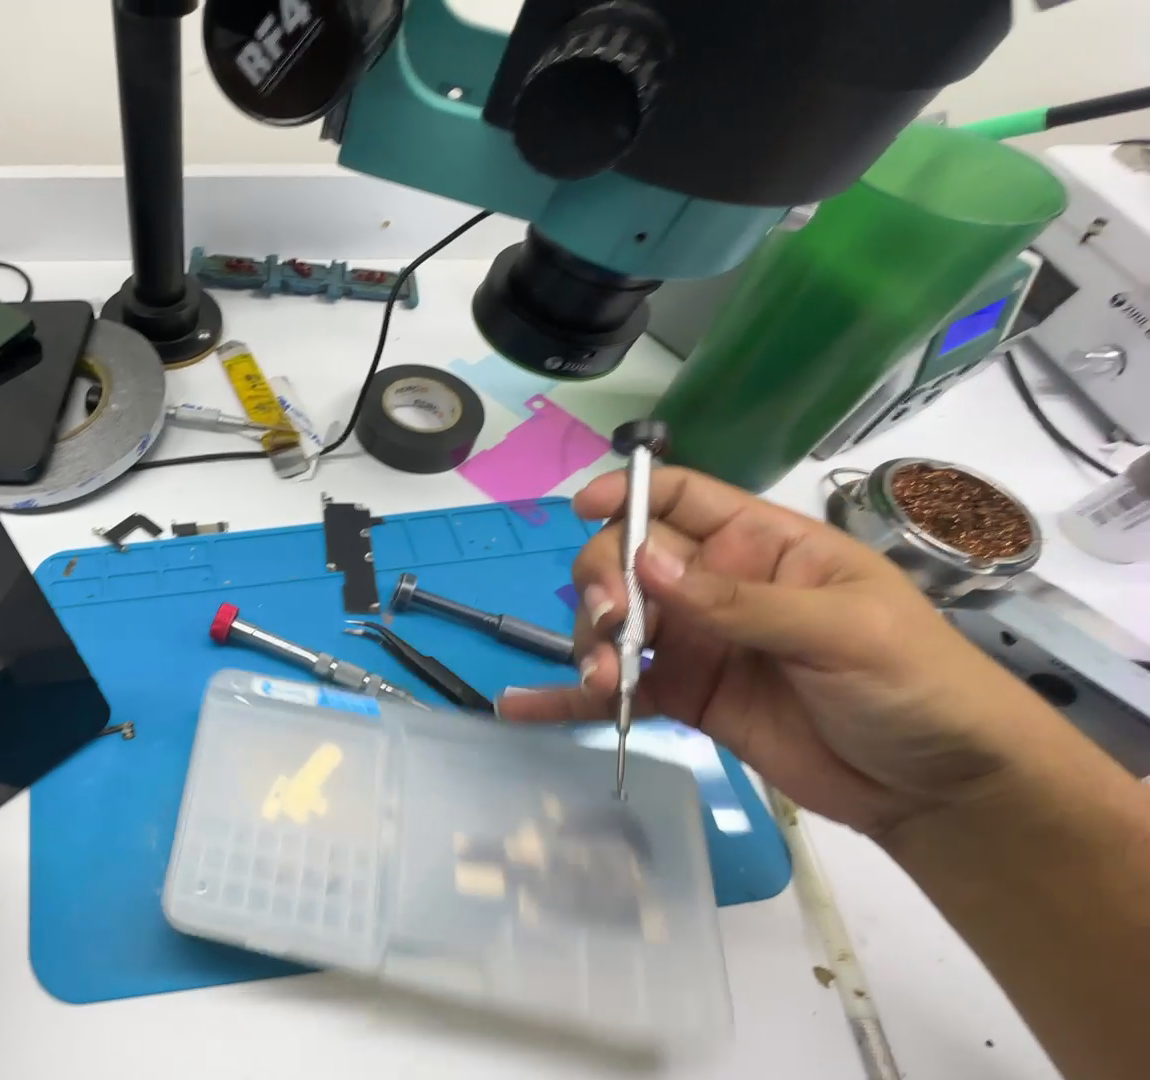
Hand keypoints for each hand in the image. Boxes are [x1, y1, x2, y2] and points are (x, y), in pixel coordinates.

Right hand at [497, 467, 1054, 836]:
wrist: (940, 793)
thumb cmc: (919, 687)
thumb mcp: (843, 631)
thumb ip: (739, 600)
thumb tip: (643, 563)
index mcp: (759, 546)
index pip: (678, 499)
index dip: (628, 494)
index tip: (584, 510)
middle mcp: (713, 585)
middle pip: (627, 560)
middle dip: (604, 582)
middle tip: (610, 620)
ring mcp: (693, 640)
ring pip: (612, 621)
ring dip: (588, 641)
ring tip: (600, 678)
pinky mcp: (681, 695)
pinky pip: (615, 687)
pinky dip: (568, 696)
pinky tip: (523, 705)